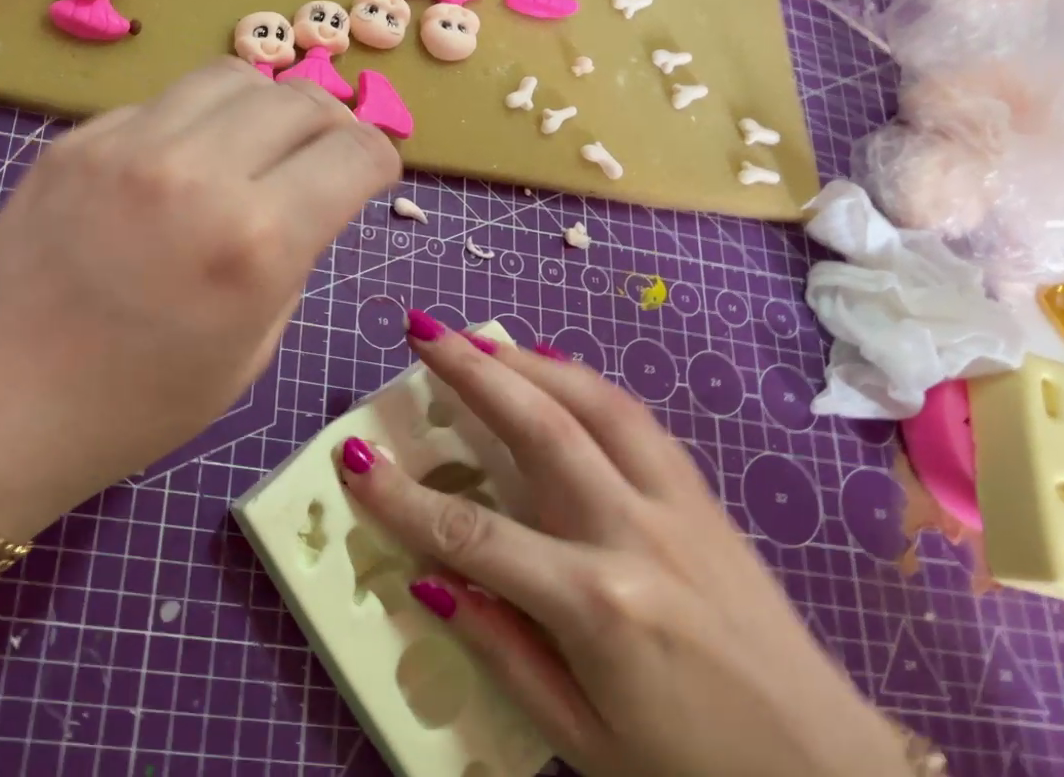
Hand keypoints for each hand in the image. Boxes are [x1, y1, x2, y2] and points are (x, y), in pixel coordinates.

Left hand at [0, 60, 399, 533]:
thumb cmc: (133, 410)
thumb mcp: (247, 355)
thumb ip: (291, 263)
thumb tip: (305, 204)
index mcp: (256, 243)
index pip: (356, 152)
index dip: (379, 163)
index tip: (368, 178)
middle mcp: (197, 173)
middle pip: (300, 99)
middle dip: (331, 126)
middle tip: (321, 159)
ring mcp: (126, 146)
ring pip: (230, 77)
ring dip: (263, 108)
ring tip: (254, 150)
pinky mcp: (73, 141)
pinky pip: (159, 105)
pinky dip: (190, 126)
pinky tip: (175, 171)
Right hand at [339, 315, 911, 776]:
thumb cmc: (689, 771)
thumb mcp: (578, 735)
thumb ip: (501, 648)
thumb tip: (431, 576)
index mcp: (596, 605)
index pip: (473, 535)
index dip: (401, 498)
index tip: (354, 459)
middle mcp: (636, 536)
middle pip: (540, 430)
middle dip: (472, 372)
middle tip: (421, 330)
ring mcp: (681, 510)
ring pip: (597, 406)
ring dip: (529, 360)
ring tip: (477, 336)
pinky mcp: (709, 503)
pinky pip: (638, 422)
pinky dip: (586, 383)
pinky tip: (553, 366)